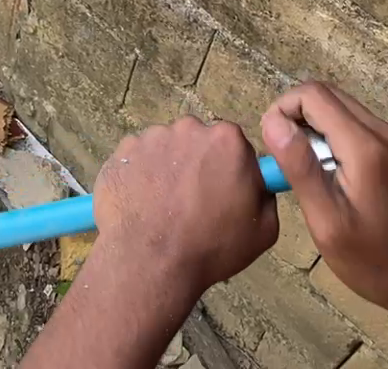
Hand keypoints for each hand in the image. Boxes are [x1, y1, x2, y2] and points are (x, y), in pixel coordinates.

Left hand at [92, 116, 278, 295]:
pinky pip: (138, 158)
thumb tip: (253, 180)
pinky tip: (142, 203)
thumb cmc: (212, 246)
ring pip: (166, 148)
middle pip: (197, 141)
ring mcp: (151, 136)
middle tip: (193, 201)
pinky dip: (140, 175)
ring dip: (168, 169)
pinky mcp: (123, 149)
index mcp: (227, 140)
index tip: (223, 192)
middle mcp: (188, 128)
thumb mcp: (264, 229)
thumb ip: (264, 192)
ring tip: (164, 207)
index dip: (229, 169)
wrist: (151, 260)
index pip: (233, 144)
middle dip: (197, 164)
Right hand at [261, 83, 387, 317]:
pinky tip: (339, 178)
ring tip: (313, 172)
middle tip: (289, 158)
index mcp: (366, 147)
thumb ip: (300, 166)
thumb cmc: (380, 264)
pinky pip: (363, 127)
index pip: (313, 94)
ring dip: (318, 128)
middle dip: (298, 116)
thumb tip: (272, 120)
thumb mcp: (328, 223)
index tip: (275, 145)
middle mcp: (387, 134)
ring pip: (346, 109)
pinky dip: (340, 138)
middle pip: (329, 95)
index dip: (283, 108)